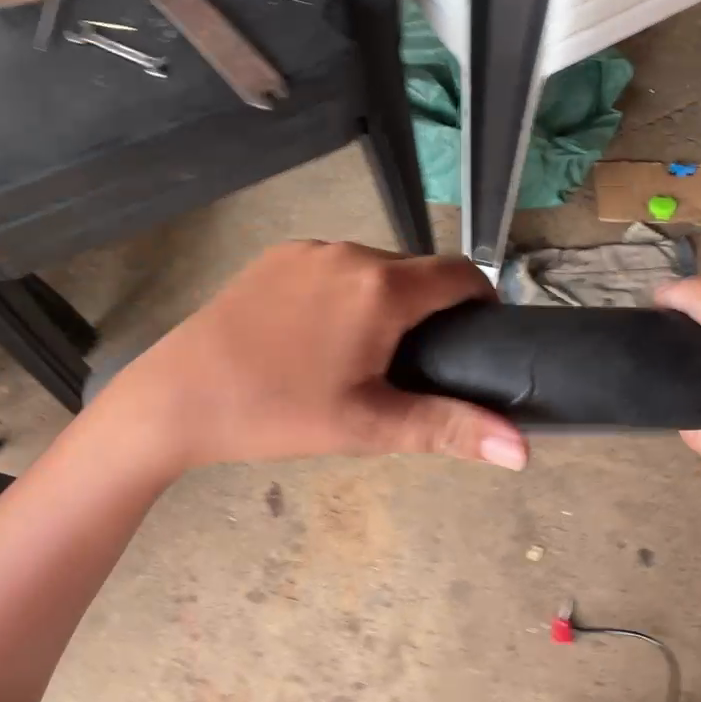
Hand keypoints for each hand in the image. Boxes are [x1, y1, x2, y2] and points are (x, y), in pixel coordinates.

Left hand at [89, 241, 527, 474]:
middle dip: (428, 309)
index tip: (479, 337)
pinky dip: (343, 291)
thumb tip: (522, 451)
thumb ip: (449, 428)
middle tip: (415, 365)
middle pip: (415, 271)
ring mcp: (309, 249)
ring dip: (384, 299)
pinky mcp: (276, 255)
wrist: (178, 396)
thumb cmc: (279, 412)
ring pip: (372, 267)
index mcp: (382, 288)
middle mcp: (351, 252)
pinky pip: (332, 266)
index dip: (480, 301)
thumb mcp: (369, 426)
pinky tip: (317, 335)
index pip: (459, 274)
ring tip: (364, 354)